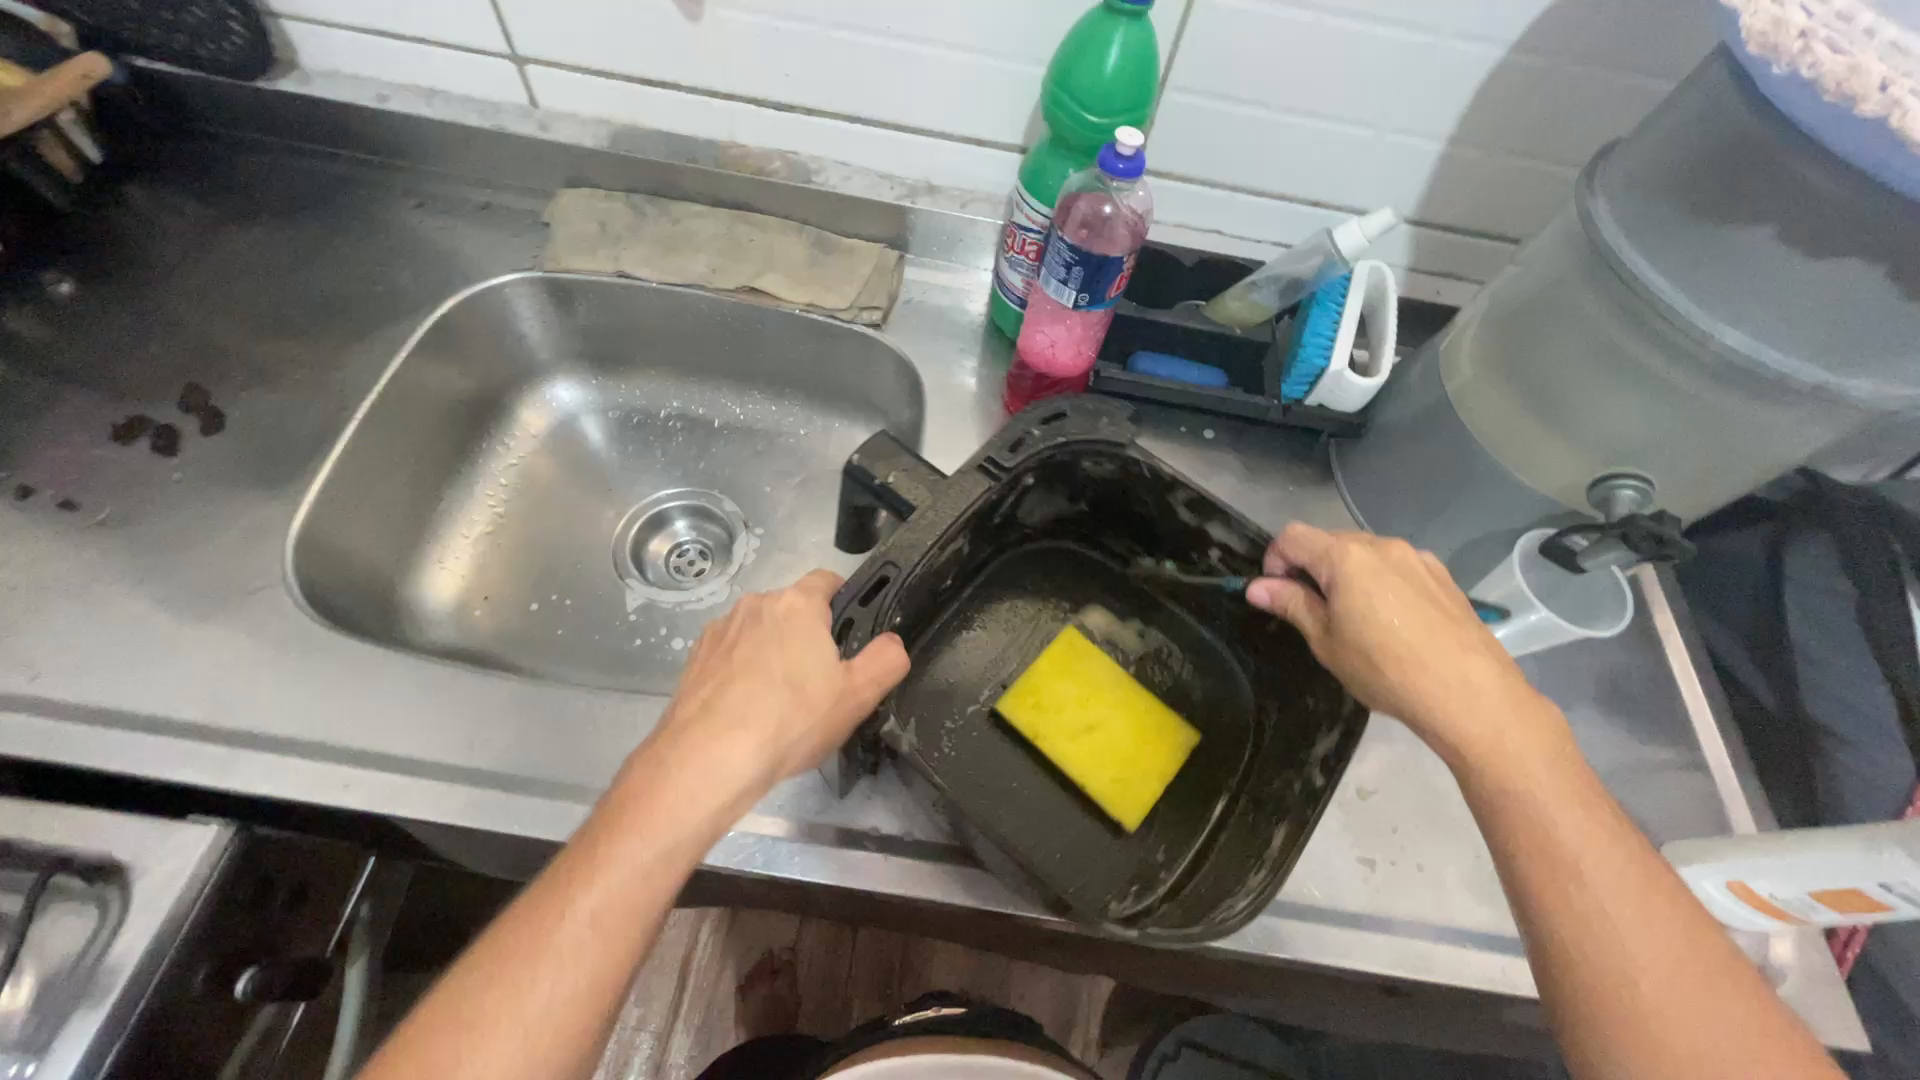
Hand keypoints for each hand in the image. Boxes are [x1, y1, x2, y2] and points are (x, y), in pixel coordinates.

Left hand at [647, 569, 909, 793]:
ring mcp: (720, 631)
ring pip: (760, 633)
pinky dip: (742, 674)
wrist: (707, 760)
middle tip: (821, 682)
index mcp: (797, 604)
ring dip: (772, 654)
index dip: (845, 602)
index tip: (849, 638)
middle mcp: (755, 605)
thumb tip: (892, 642)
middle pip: (793, 610)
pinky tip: (747, 712)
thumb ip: (887, 660)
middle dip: (808, 636)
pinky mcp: (695, 659)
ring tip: (780, 704)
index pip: (828, 580)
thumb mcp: (858, 695)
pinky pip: (731, 656)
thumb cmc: (790, 720)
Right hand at [1244, 524, 1552, 767]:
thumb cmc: (1384, 669)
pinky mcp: (1442, 575)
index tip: (1276, 594)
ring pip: (1364, 553)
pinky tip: (1390, 621)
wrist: (1469, 693)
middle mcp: (1381, 545)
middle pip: (1329, 540)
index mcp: (1345, 557)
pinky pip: (1395, 567)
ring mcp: (1417, 558)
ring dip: (1345, 574)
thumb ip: (1291, 604)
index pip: (1292, 536)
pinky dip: (1378, 582)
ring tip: (1353, 618)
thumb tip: (1256, 588)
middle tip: (1311, 610)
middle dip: (1310, 567)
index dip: (1274, 561)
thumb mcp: (1325, 640)